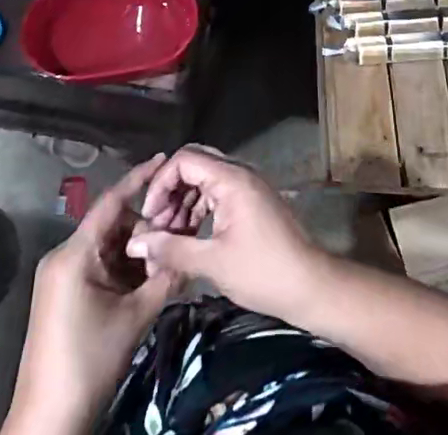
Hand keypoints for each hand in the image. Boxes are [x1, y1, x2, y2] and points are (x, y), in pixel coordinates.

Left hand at [5, 154, 182, 434]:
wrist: (50, 416)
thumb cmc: (89, 361)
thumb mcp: (134, 318)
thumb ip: (164, 280)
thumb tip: (190, 255)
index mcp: (74, 253)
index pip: (111, 203)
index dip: (138, 179)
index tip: (163, 159)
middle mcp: (64, 256)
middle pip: (112, 226)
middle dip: (145, 229)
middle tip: (178, 235)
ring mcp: (62, 275)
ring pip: (108, 248)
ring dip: (137, 253)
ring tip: (168, 261)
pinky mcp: (64, 293)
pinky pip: (99, 267)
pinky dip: (124, 270)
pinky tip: (148, 280)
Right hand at [125, 146, 328, 320]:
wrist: (313, 287)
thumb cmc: (263, 272)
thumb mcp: (212, 262)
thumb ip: (172, 248)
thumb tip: (134, 242)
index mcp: (231, 178)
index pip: (184, 160)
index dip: (161, 184)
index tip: (149, 216)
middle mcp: (240, 173)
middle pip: (194, 165)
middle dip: (170, 191)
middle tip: (156, 222)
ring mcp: (248, 186)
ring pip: (205, 180)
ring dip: (184, 202)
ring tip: (169, 235)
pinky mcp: (253, 202)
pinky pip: (218, 193)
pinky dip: (200, 209)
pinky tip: (189, 236)